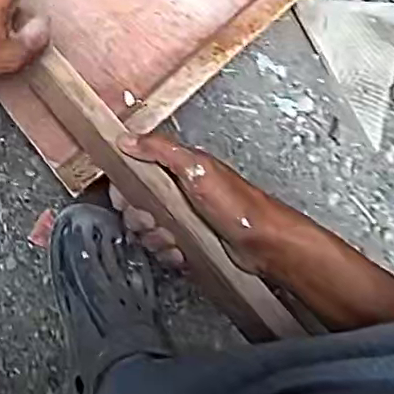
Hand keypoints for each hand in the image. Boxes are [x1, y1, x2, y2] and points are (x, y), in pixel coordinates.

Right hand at [112, 131, 393, 330]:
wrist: (268, 245)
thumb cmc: (240, 206)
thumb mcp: (197, 168)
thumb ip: (159, 149)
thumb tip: (126, 140)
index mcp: (175, 168)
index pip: (131, 174)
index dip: (124, 190)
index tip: (130, 199)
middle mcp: (176, 192)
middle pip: (133, 206)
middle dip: (140, 218)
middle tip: (156, 221)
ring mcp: (181, 218)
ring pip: (145, 230)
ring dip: (155, 238)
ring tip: (174, 237)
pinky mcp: (187, 240)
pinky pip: (161, 249)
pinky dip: (168, 253)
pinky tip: (182, 251)